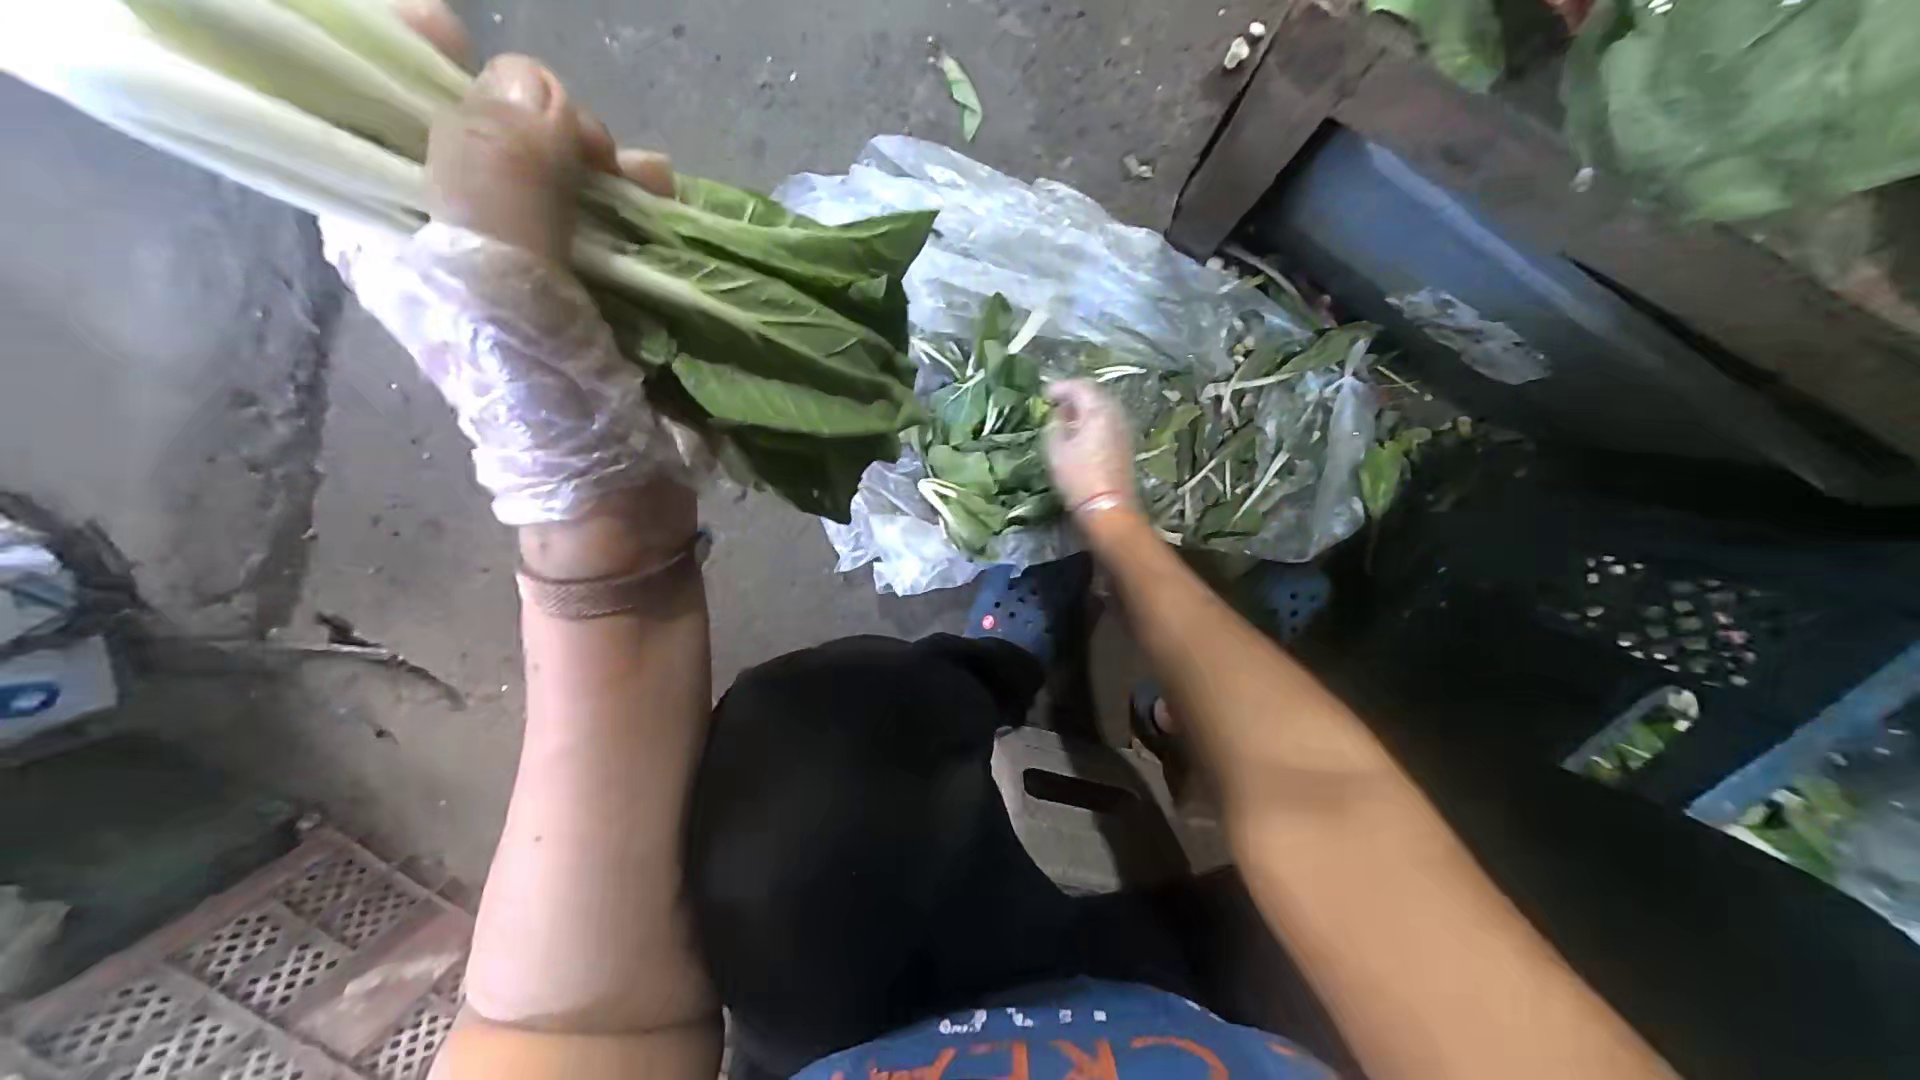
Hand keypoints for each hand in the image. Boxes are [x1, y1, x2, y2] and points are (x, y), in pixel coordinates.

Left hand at [326, 2, 692, 567]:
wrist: (618, 486)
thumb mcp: (501, 285)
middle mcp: (464, 230)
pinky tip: (668, 210)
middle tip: (587, 152)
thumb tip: (529, 82)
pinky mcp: (603, 280)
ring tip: (644, 191)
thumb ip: (497, 171)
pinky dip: (644, 199)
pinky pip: (617, 209)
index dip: (405, 58)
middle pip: (486, 120)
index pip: (363, 100)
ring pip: (564, 163)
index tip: (463, 49)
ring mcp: (542, 255)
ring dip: (605, 161)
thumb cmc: (545, 399)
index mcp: (396, 224)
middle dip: (540, 117)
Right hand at [1042, 379, 1140, 518]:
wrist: (1107, 507)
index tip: (1045, 395)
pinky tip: (1080, 432)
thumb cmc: (1078, 476)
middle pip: (1095, 394)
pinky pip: (1107, 421)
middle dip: (1074, 395)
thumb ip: (1055, 424)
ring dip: (1084, 408)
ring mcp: (1123, 429)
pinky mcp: (1125, 444)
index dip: (1061, 387)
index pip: (1081, 386)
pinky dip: (1092, 420)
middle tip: (1055, 403)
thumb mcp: (1056, 448)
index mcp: (1098, 410)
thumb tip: (1059, 413)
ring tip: (1065, 417)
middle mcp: (1116, 414)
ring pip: (1103, 408)